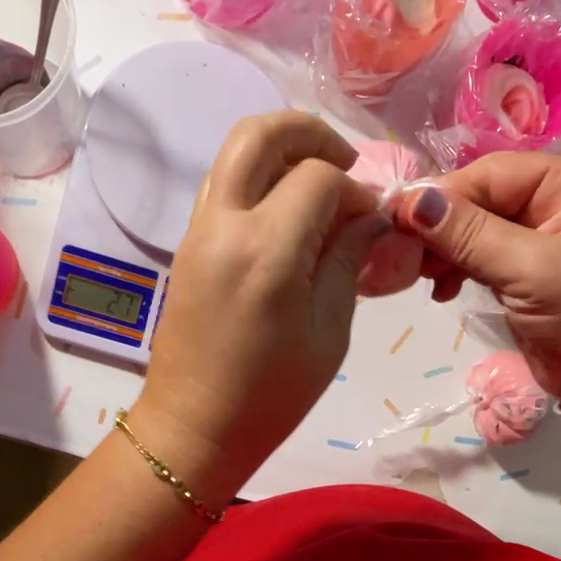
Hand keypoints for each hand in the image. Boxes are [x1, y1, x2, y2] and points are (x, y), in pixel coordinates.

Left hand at [131, 112, 389, 500]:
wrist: (194, 427)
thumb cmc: (271, 396)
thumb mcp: (329, 334)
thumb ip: (348, 262)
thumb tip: (367, 218)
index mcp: (268, 250)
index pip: (318, 177)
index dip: (355, 188)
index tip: (372, 221)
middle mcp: (226, 224)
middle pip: (261, 133)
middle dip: (311, 133)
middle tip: (344, 164)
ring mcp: (199, 231)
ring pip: (236, 153)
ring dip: (281, 152)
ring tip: (317, 189)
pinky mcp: (188, 245)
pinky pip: (223, 186)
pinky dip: (258, 180)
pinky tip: (286, 216)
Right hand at [396, 152, 560, 406]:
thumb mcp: (530, 270)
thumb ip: (471, 234)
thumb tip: (411, 202)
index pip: (494, 173)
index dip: (447, 193)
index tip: (401, 218)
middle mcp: (555, 203)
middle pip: (481, 199)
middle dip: (442, 225)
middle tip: (404, 252)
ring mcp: (536, 240)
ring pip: (473, 230)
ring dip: (443, 251)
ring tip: (419, 276)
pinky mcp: (521, 274)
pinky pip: (477, 258)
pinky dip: (455, 271)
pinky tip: (440, 291)